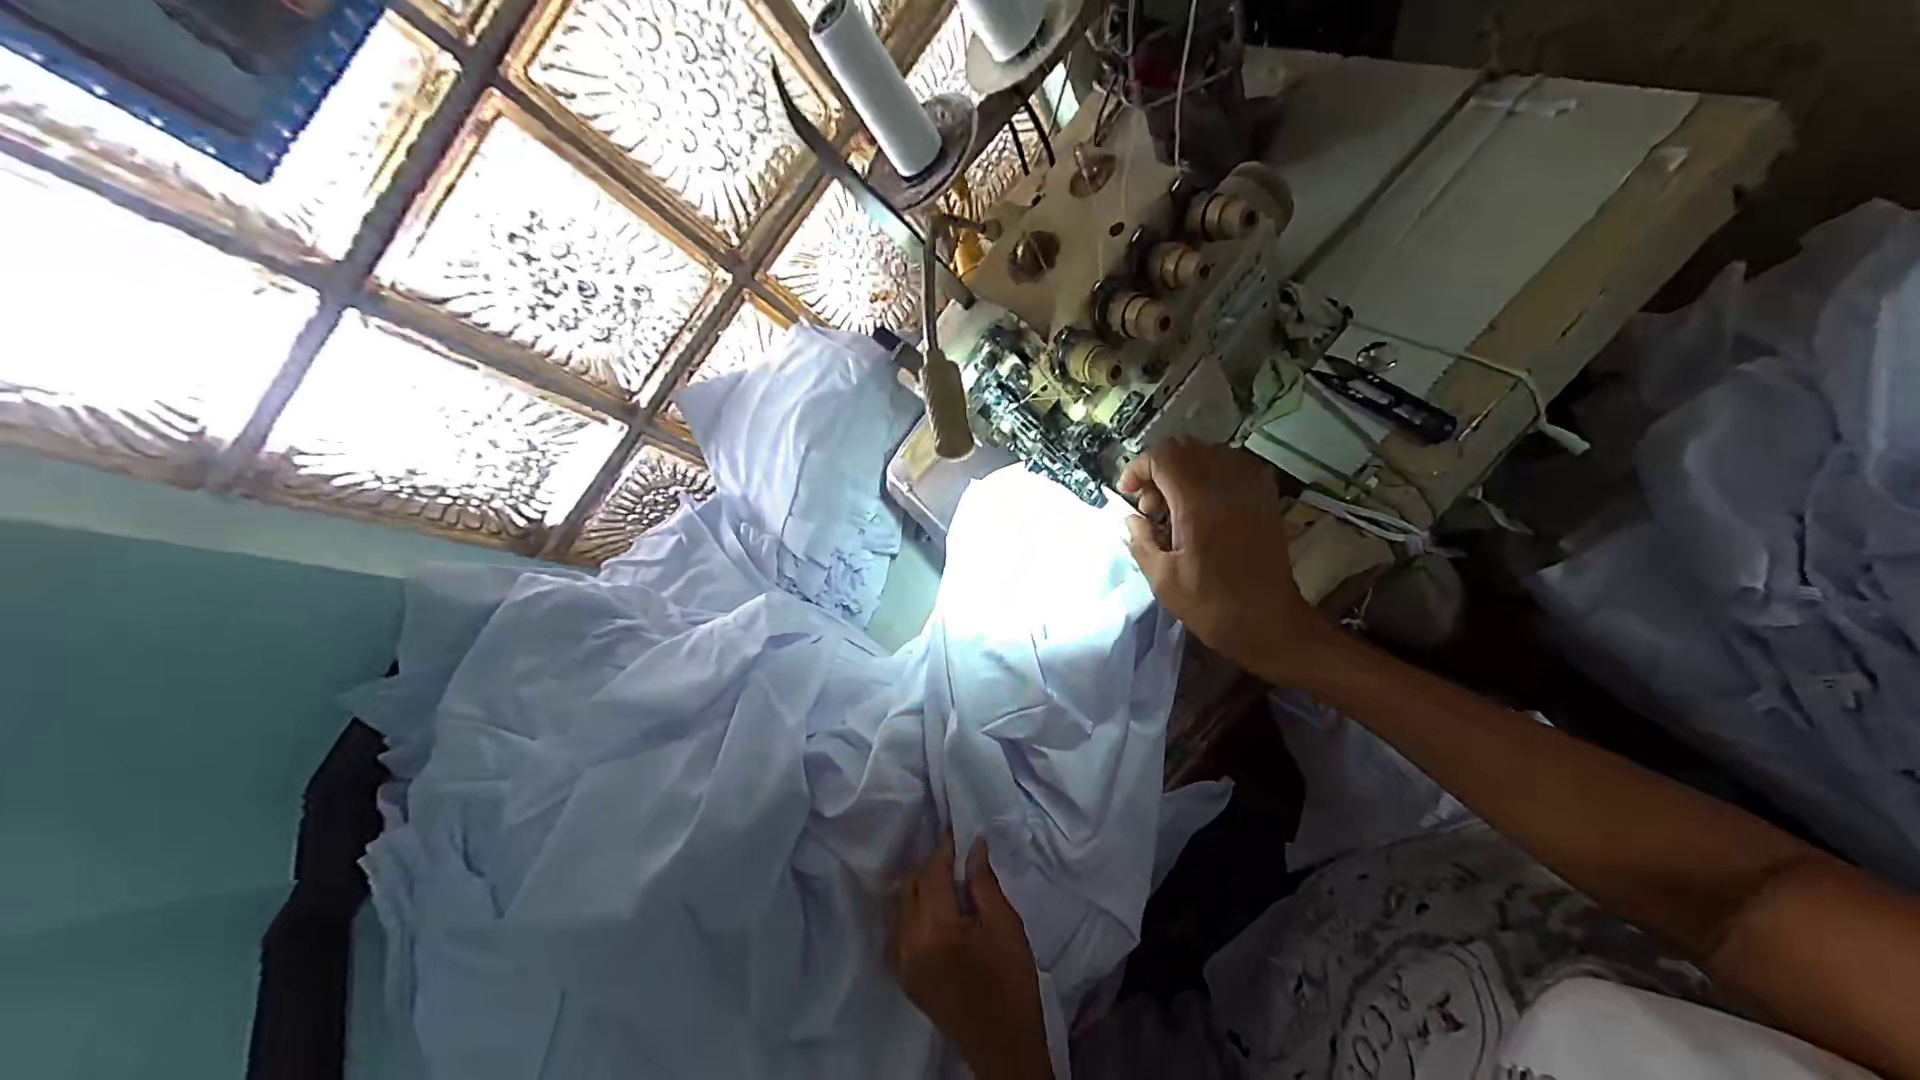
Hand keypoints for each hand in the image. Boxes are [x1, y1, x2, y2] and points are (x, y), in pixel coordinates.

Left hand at [890, 834, 1051, 1079]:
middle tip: (957, 856)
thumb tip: (974, 845)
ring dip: (923, 887)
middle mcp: (909, 942)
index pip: (931, 873)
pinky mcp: (905, 976)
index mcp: (935, 929)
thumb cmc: (1011, 983)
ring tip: (950, 880)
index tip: (957, 832)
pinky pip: (904, 928)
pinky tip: (941, 908)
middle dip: (932, 866)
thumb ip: (983, 882)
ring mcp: (903, 962)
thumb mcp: (1006, 926)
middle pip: (911, 885)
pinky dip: (918, 910)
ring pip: (904, 905)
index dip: (944, 849)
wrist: (1004, 1048)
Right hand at [1120, 438, 1334, 683]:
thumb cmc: (1211, 605)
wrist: (1269, 622)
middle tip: (1151, 507)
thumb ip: (1140, 539)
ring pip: (1207, 453)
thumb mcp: (1162, 578)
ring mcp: (1252, 486)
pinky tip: (1202, 508)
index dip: (1138, 468)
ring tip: (1175, 509)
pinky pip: (1231, 466)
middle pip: (1184, 448)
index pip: (1163, 456)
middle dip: (1158, 470)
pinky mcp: (1265, 496)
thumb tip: (1132, 518)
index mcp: (1199, 502)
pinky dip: (1209, 476)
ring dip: (1183, 472)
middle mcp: (1228, 484)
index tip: (1129, 494)